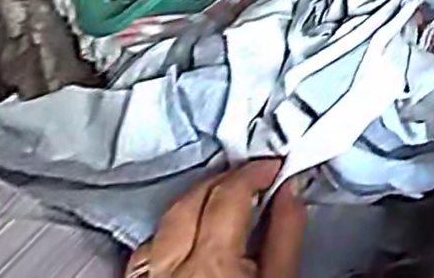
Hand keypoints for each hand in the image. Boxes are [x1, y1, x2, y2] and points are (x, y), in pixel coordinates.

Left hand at [126, 160, 305, 277]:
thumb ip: (286, 230)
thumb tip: (290, 186)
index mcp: (212, 263)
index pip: (228, 194)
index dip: (255, 170)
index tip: (275, 166)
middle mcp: (169, 270)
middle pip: (188, 204)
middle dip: (222, 180)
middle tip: (251, 176)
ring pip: (160, 226)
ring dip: (194, 205)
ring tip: (222, 202)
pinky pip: (143, 253)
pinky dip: (170, 235)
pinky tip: (191, 234)